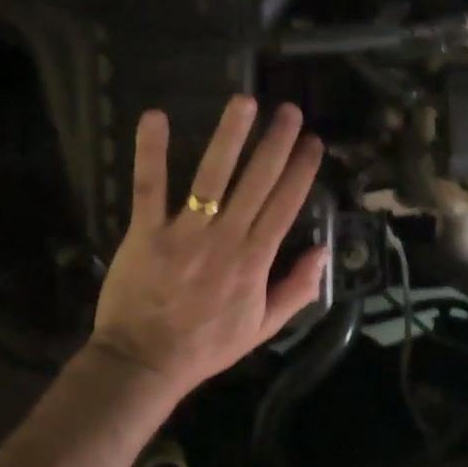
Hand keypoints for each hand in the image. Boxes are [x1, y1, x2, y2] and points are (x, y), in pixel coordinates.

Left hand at [88, 96, 326, 394]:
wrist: (145, 363)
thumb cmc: (206, 345)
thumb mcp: (263, 326)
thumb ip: (297, 289)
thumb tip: (322, 252)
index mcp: (255, 259)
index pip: (286, 204)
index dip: (302, 170)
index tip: (313, 141)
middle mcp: (226, 238)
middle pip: (257, 181)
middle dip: (277, 142)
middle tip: (289, 110)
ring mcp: (185, 233)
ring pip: (211, 176)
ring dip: (229, 137)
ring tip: (244, 102)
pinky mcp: (145, 233)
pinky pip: (149, 187)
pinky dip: (152, 152)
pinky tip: (155, 117)